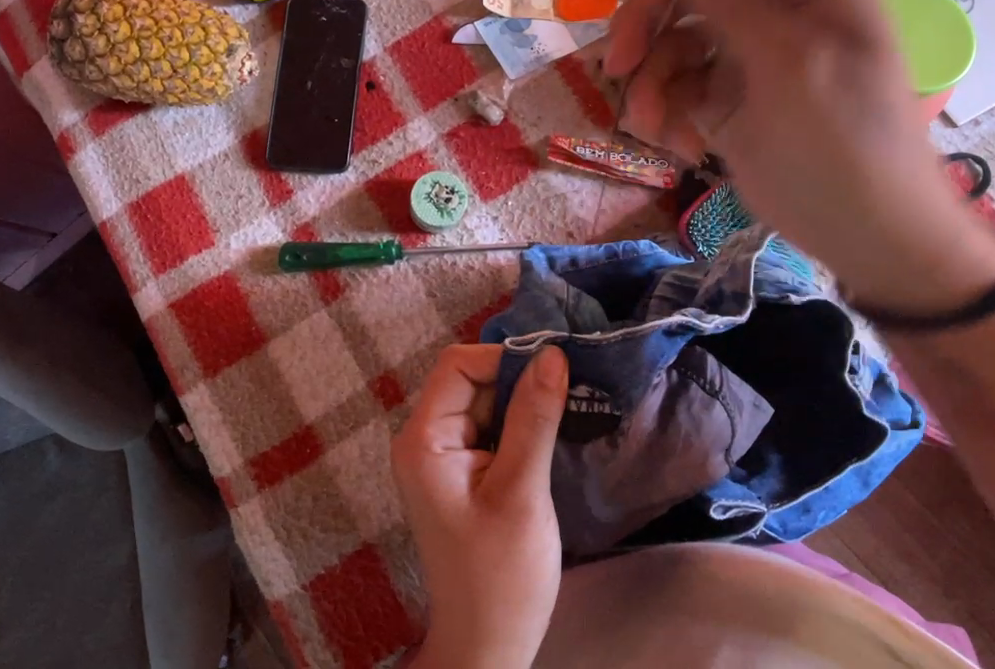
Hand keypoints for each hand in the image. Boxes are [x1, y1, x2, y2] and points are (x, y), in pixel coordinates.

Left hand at [392, 344, 567, 668]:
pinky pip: (488, 431)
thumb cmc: (502, 574)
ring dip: (523, 405)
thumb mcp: (521, 491)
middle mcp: (424, 439)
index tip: (555, 371)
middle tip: (571, 391)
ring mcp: (440, 458)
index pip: (457, 366)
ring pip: (484, 405)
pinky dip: (519, 428)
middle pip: (470, 382)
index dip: (504, 359)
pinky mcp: (460, 474)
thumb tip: (552, 354)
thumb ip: (534, 419)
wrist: (487, 644)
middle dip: (518, 382)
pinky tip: (550, 436)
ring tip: (568, 412)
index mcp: (423, 439)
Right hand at [604, 0, 994, 311]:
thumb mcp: (791, 64)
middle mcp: (773, 12)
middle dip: (648, 25)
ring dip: (650, 82)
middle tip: (617, 64)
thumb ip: (734, 1)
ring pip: (671, 43)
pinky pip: (674, 89)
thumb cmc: (846, 143)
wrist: (867, 236)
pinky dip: (663, 113)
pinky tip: (676, 145)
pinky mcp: (724, 103)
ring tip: (648, 126)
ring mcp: (745, 59)